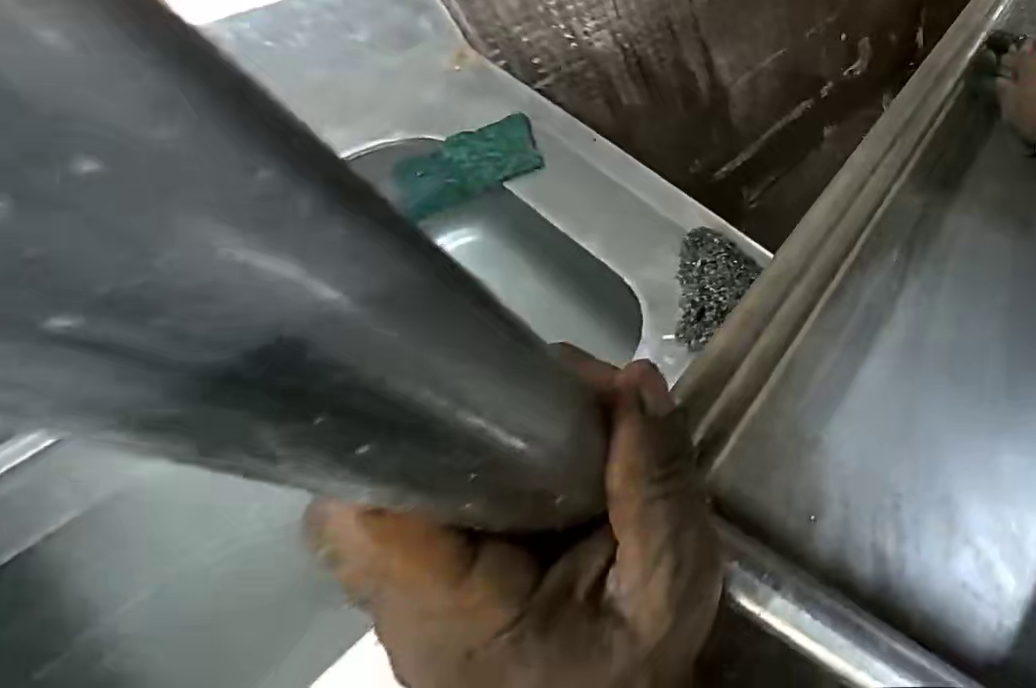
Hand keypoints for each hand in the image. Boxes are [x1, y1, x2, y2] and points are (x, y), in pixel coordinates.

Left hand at [307, 350, 720, 687]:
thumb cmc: (641, 669)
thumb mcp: (670, 583)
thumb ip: (657, 483)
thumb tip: (637, 378)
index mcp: (451, 616)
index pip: (366, 518)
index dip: (403, 436)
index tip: (490, 388)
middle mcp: (411, 601)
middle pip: (390, 476)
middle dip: (474, 412)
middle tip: (563, 397)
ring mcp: (425, 583)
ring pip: (424, 469)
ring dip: (496, 421)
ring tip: (576, 411)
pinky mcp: (450, 567)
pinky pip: (454, 482)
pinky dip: (505, 445)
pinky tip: (563, 439)